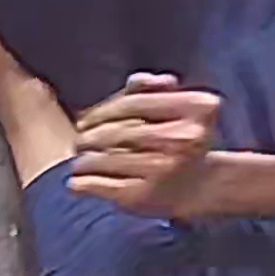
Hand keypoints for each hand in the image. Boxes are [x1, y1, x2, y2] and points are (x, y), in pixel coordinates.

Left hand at [70, 73, 221, 217]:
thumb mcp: (182, 110)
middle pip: (112, 133)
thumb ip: (156, 91)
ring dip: (81, 161)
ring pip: (99, 160)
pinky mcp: (139, 195)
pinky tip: (76, 181)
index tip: (84, 122)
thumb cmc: (180, 141)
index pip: (132, 103)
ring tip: (80, 162)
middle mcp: (182, 138)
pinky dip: (79, 183)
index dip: (100, 112)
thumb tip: (134, 80)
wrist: (199, 186)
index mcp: (197, 108)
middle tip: (78, 143)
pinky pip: (95, 185)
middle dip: (87, 138)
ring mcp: (161, 168)